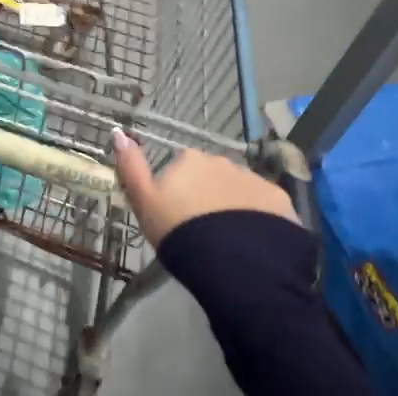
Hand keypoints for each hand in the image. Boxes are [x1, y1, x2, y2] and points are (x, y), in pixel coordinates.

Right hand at [112, 129, 298, 246]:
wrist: (235, 266)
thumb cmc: (180, 232)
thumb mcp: (144, 203)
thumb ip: (130, 166)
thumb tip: (118, 131)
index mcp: (190, 159)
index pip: (182, 168)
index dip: (180, 192)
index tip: (179, 217)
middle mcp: (223, 161)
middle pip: (213, 177)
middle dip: (210, 195)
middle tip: (204, 230)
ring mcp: (254, 179)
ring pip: (239, 190)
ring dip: (234, 206)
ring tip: (231, 241)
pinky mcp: (280, 200)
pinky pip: (266, 206)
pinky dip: (261, 219)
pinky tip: (255, 244)